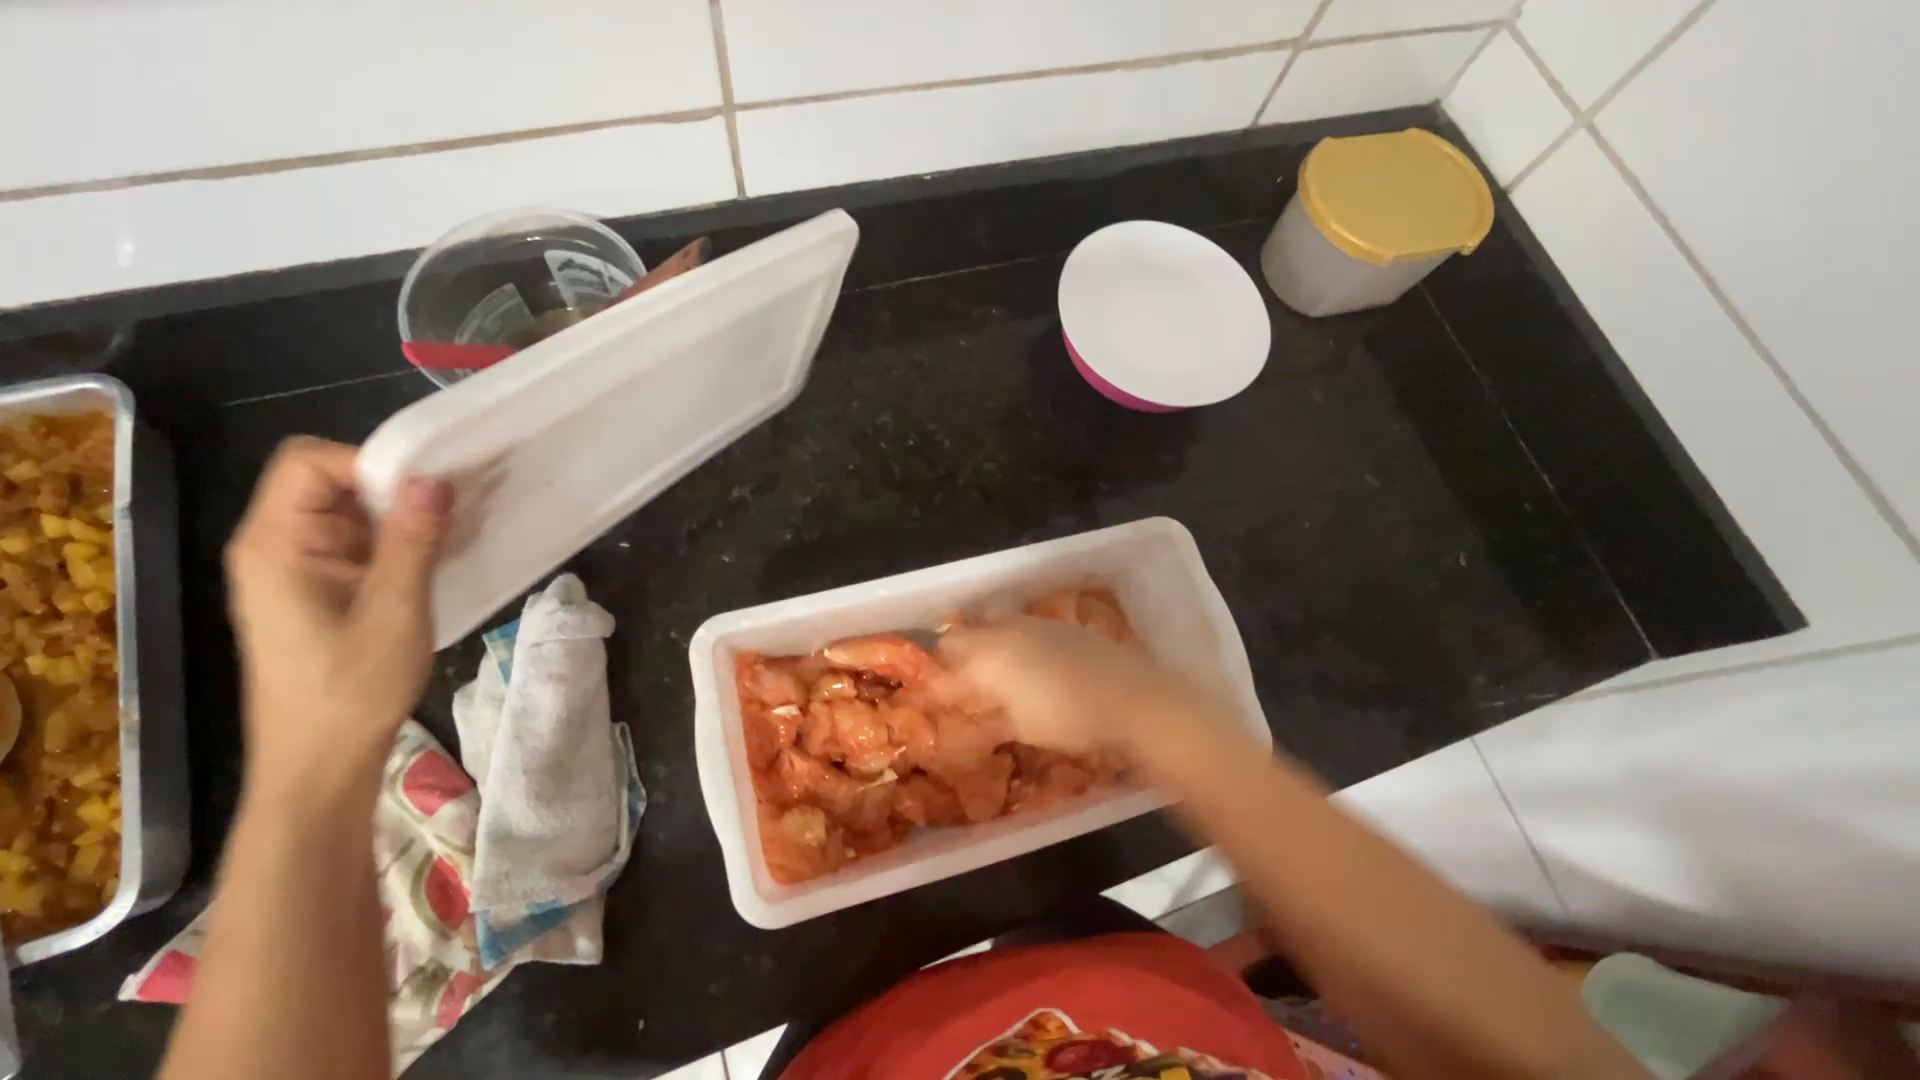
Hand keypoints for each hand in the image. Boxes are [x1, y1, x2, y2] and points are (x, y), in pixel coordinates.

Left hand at [224, 437, 451, 790]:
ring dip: (401, 515)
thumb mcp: (394, 611)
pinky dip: (396, 541)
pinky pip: (356, 543)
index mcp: (275, 544)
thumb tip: (435, 478)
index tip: (430, 485)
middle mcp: (275, 546)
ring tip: (456, 528)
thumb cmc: (351, 690)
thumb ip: (412, 540)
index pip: (309, 463)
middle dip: (394, 485)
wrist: (320, 763)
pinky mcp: (317, 590)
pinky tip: (435, 557)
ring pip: (348, 512)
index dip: (369, 460)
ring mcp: (296, 569)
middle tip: (457, 503)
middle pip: (329, 482)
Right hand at [937, 617, 1225, 758]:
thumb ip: (992, 714)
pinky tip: (1027, 664)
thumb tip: (977, 712)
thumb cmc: (1071, 720)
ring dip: (984, 643)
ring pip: (994, 623)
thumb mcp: (1023, 726)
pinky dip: (1013, 641)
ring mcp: (1036, 624)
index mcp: (989, 656)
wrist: (1133, 699)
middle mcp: (1006, 631)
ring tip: (989, 671)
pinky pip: (1023, 627)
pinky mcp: (1062, 626)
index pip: (947, 659)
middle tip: (957, 680)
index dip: (936, 680)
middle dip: (955, 654)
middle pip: (965, 633)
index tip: (930, 698)